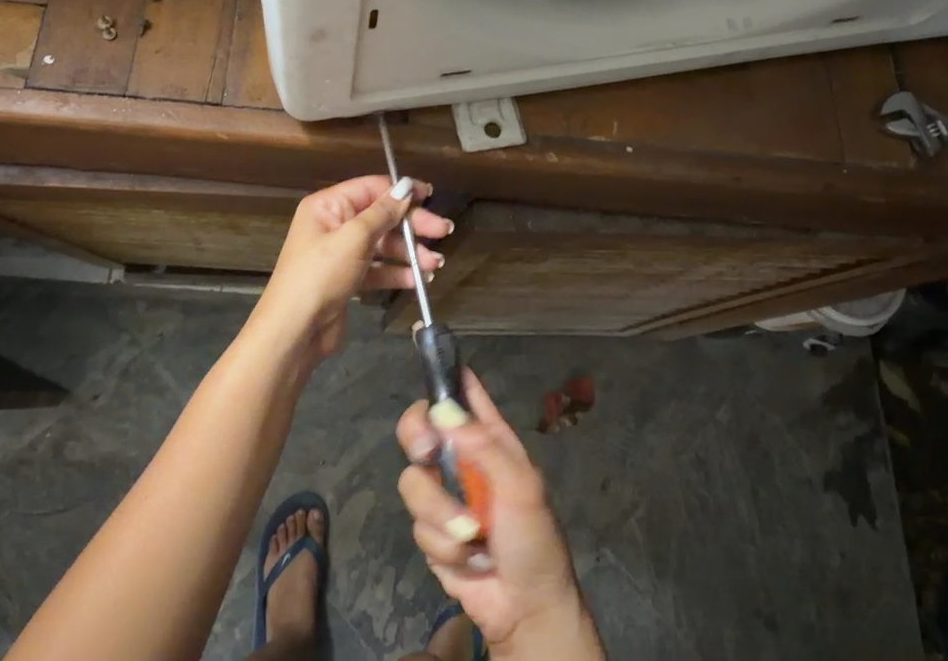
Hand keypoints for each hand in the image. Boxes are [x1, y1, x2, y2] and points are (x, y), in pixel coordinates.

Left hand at [251, 175, 451, 362]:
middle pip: (381, 217)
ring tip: (436, 263)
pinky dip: (398, 273)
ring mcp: (341, 254)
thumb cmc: (320, 275)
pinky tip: (420, 280)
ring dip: (410, 252)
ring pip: (383, 245)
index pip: (371, 189)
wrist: (296, 330)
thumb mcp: (353, 238)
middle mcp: (333, 225)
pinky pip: (379, 269)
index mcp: (328, 206)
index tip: (430, 197)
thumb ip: (382, 213)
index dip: (401, 191)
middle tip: (444, 231)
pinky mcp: (348, 279)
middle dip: (412, 225)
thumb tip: (405, 187)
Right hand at [396, 371, 603, 659]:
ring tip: (475, 538)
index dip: (442, 369)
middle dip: (418, 440)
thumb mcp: (520, 488)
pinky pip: (417, 524)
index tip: (420, 341)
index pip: (462, 391)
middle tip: (428, 453)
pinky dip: (443, 545)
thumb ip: (482, 447)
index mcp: (490, 439)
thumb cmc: (534, 540)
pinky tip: (468, 558)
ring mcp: (444, 493)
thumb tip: (440, 410)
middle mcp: (462, 458)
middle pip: (419, 427)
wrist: (524, 607)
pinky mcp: (431, 528)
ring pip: (413, 482)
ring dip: (443, 516)